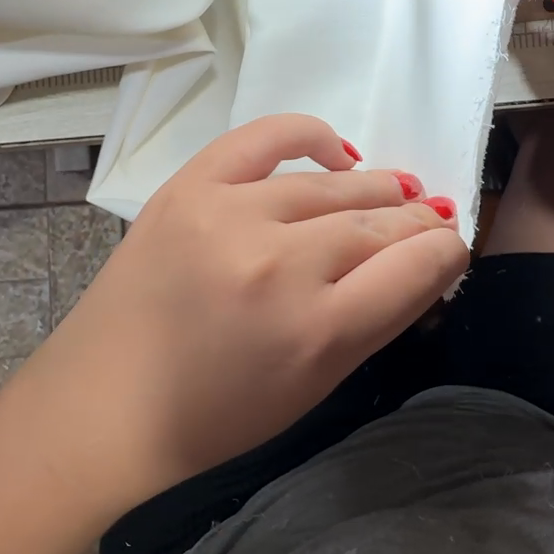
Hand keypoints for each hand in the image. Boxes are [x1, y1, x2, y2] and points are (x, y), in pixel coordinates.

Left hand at [28, 115, 468, 512]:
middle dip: (418, 222)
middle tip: (430, 221)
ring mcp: (230, 216)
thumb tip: (427, 260)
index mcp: (316, 331)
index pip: (417, 265)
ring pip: (336, 186)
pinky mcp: (189, 187)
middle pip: (380, 221)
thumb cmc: (217, 415)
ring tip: (398, 193)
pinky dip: (314, 137)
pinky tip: (340, 154)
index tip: (449, 250)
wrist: (103, 405)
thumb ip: (379, 319)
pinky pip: (268, 137)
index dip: (447, 253)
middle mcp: (279, 264)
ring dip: (379, 189)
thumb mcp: (317, 386)